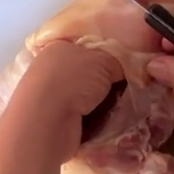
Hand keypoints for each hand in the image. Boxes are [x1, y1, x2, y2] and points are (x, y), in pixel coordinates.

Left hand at [2, 41, 122, 164]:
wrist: (45, 122)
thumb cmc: (72, 81)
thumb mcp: (103, 61)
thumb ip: (117, 62)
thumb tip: (127, 69)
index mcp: (58, 48)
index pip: (87, 49)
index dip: (108, 58)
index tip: (126, 70)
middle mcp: (51, 70)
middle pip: (88, 75)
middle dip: (107, 85)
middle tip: (128, 92)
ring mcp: (50, 97)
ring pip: (86, 99)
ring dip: (102, 106)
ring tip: (121, 111)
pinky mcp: (53, 122)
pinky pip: (82, 119)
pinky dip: (94, 123)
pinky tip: (106, 125)